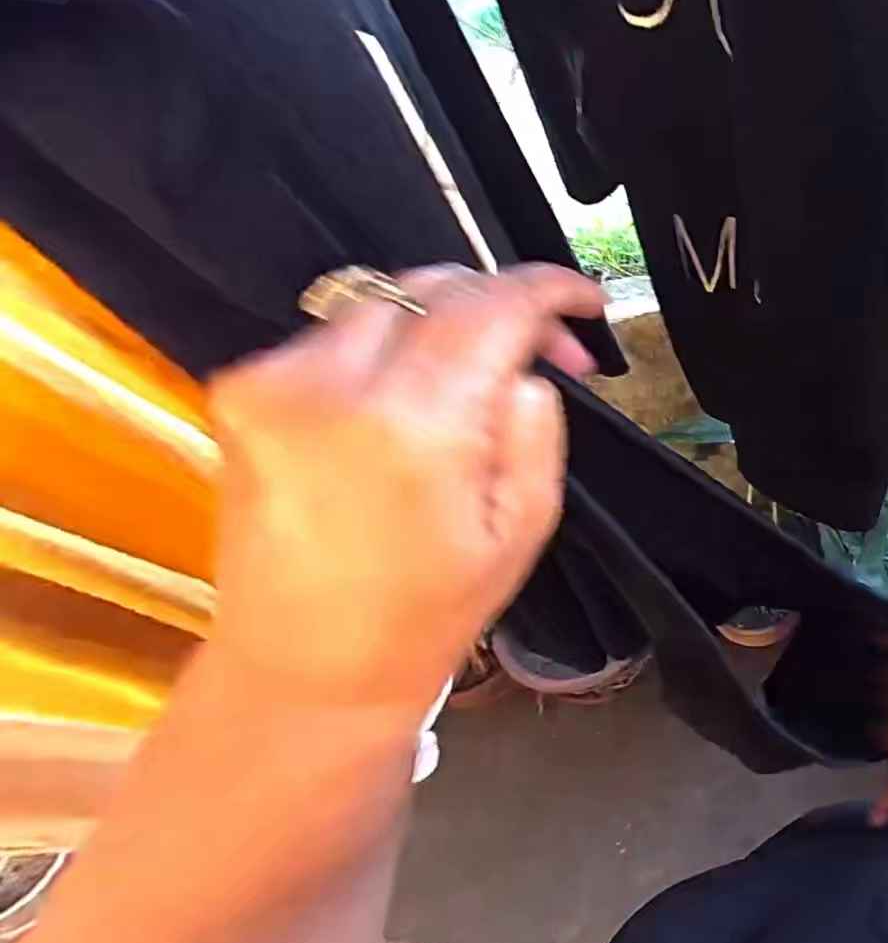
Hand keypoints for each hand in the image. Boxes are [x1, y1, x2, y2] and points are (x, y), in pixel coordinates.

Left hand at [203, 264, 606, 709]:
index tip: (590, 298)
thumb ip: (535, 428)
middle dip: (510, 301)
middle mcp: (328, 383)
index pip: (490, 308)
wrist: (312, 656)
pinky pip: (347, 330)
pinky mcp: (244, 390)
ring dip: (459, 314)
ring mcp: (271, 381)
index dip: (549, 289)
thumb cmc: (441, 598)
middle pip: (435, 286)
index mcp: (413, 424)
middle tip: (559, 351)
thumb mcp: (528, 519)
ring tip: (499, 366)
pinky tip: (437, 382)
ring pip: (387, 297)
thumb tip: (526, 370)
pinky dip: (409, 336)